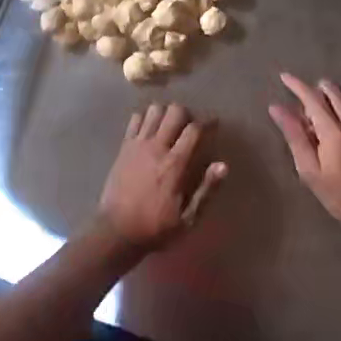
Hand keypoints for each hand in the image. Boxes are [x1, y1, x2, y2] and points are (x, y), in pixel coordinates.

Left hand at [93, 103, 227, 255]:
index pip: (194, 130)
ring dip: (166, 113)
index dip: (208, 122)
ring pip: (154, 110)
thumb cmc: (156, 227)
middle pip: (174, 111)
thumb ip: (206, 190)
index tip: (215, 123)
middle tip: (191, 127)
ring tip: (171, 126)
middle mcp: (156, 147)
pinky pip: (135, 119)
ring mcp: (137, 144)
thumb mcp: (188, 218)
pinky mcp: (124, 146)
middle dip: (186, 114)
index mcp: (175, 164)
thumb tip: (223, 165)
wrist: (117, 230)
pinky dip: (146, 118)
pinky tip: (150, 129)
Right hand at [268, 73, 340, 237]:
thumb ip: (294, 135)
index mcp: (333, 131)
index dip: (297, 85)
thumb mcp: (309, 169)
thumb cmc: (337, 194)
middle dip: (314, 89)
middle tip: (302, 102)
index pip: (312, 98)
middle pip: (332, 92)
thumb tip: (276, 108)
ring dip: (333, 91)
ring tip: (321, 99)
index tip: (284, 77)